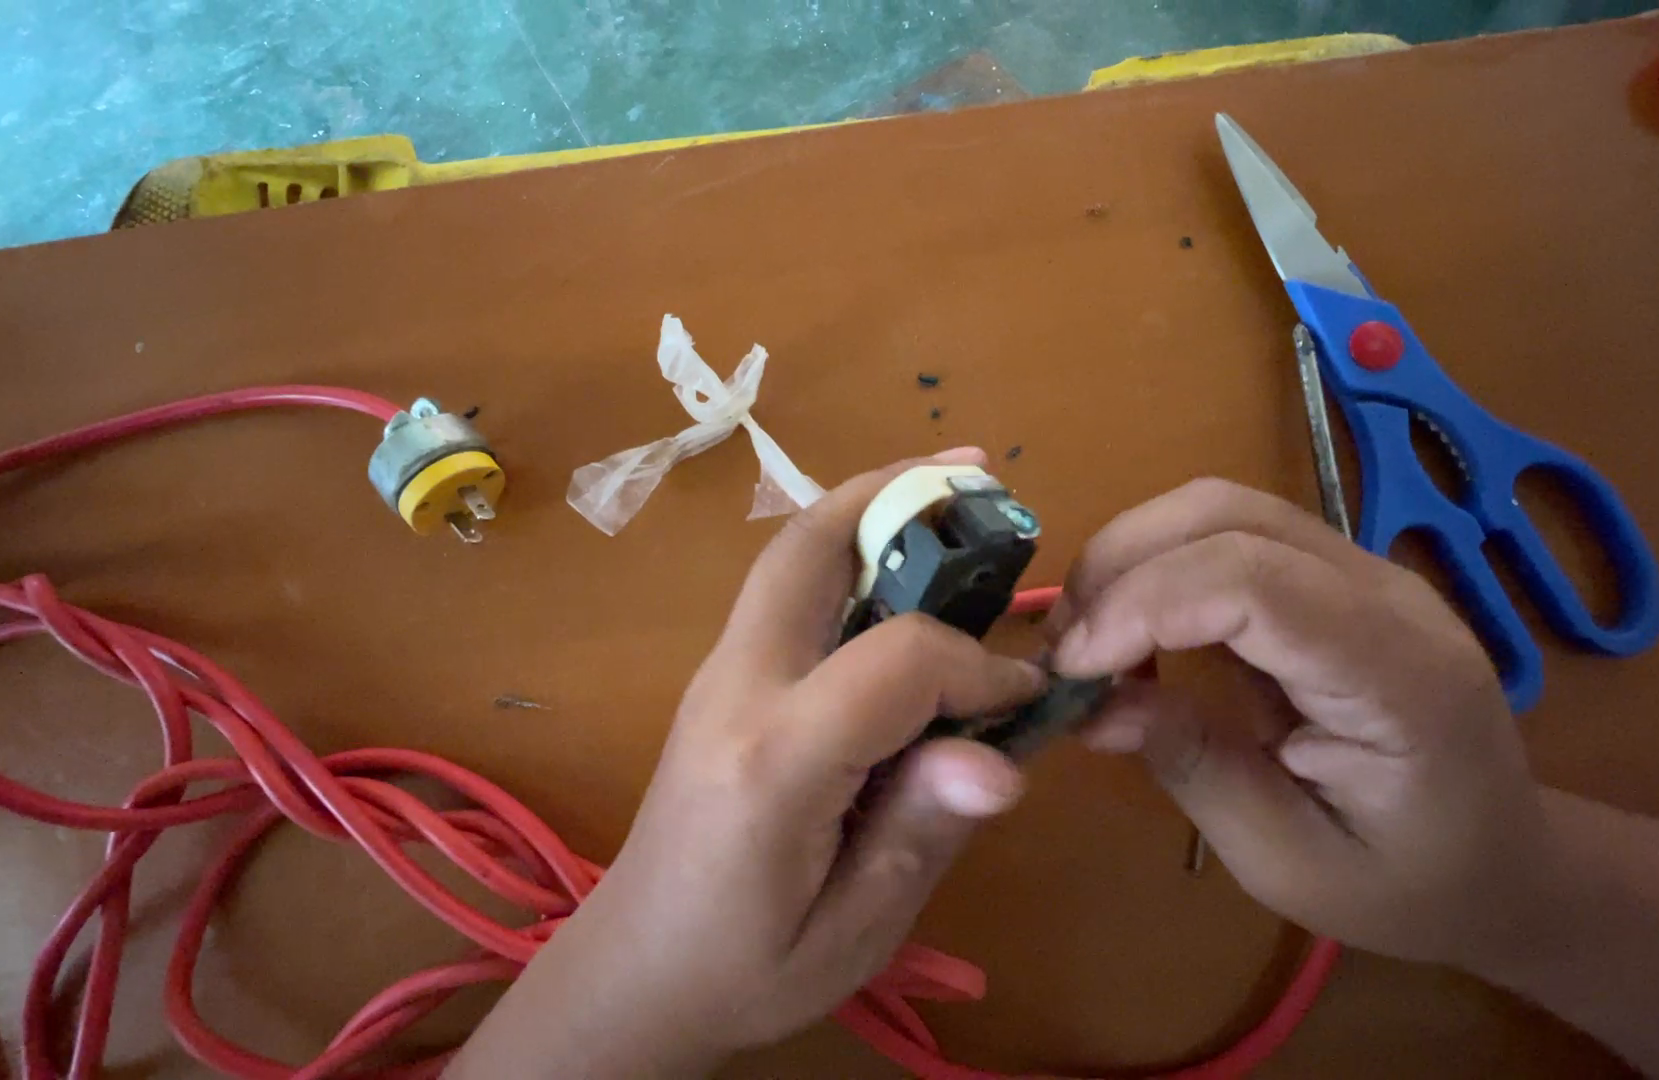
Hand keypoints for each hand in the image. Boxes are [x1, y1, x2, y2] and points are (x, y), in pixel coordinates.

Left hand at [448, 450, 1043, 1079]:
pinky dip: (841, 550)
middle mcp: (738, 686)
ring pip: (789, 555)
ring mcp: (718, 670)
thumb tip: (1001, 758)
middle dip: (893, 492)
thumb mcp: (852, 931)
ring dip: (865, 507)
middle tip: (974, 469)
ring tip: (941, 493)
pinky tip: (892, 565)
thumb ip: (922, 832)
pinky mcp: (720, 674)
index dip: (975, 664)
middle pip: (808, 550)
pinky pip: (784, 588)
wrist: (636, 964)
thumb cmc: (748, 964)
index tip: (1022, 694)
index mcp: (776, 759)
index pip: (895, 660)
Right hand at [1048, 479, 1552, 967]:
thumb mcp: (1287, 859)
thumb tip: (1090, 706)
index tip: (1073, 670)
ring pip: (1214, 506)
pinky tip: (1128, 622)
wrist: (1502, 860)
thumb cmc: (1404, 881)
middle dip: (1119, 566)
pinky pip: (1219, 530)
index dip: (1143, 607)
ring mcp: (1357, 568)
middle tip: (1065, 648)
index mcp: (1397, 676)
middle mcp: (1383, 592)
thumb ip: (1192, 766)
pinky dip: (1151, 561)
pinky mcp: (1324, 570)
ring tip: (1085, 632)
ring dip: (1127, 555)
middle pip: (1224, 515)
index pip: (1254, 584)